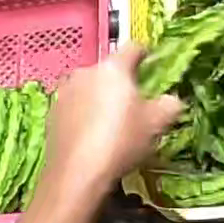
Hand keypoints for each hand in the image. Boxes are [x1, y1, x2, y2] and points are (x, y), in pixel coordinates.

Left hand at [34, 44, 182, 215]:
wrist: (77, 173)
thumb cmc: (121, 141)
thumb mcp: (156, 124)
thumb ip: (170, 104)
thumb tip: (172, 99)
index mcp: (113, 68)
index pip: (132, 48)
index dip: (145, 54)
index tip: (151, 63)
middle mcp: (85, 72)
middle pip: (108, 71)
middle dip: (121, 83)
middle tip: (134, 104)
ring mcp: (64, 92)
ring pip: (88, 88)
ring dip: (100, 99)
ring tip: (111, 123)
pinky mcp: (51, 114)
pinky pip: (74, 108)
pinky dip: (83, 115)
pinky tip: (91, 137)